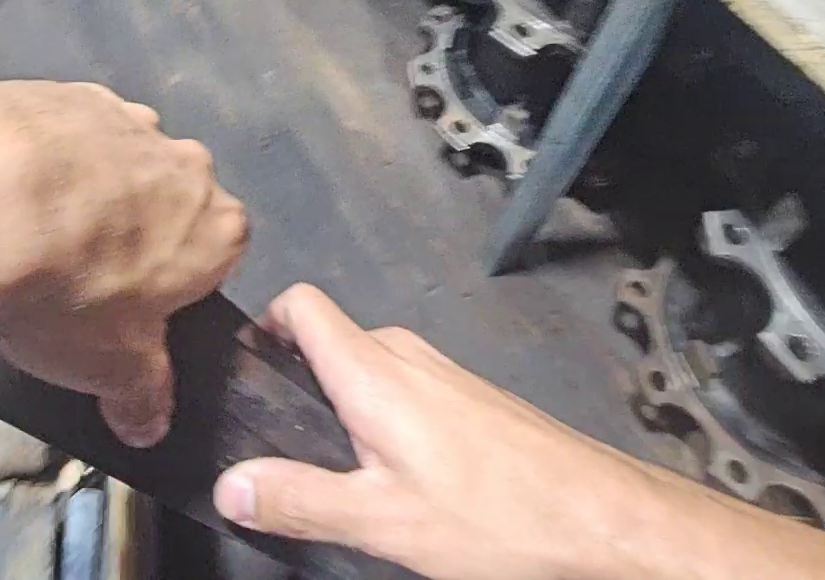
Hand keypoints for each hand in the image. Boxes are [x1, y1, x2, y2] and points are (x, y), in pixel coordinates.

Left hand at [0, 82, 248, 448]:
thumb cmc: (68, 289)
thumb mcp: (109, 369)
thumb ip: (143, 395)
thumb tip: (149, 423)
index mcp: (217, 227)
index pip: (217, 258)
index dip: (175, 285)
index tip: (130, 306)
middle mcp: (186, 163)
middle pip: (170, 204)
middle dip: (135, 234)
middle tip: (74, 273)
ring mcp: (129, 118)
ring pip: (120, 162)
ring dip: (91, 192)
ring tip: (27, 231)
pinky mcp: (71, 92)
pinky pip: (69, 131)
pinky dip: (46, 155)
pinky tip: (3, 190)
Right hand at [209, 284, 659, 579]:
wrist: (597, 513)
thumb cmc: (488, 511)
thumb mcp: (382, 520)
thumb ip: (301, 498)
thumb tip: (227, 483)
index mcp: (371, 367)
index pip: (302, 304)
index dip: (266, 325)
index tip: (248, 373)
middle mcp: (402, 351)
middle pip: (329, 339)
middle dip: (300, 382)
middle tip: (285, 446)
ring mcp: (438, 367)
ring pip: (366, 366)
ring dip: (342, 404)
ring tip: (341, 471)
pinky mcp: (464, 390)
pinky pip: (401, 383)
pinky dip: (381, 413)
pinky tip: (400, 472)